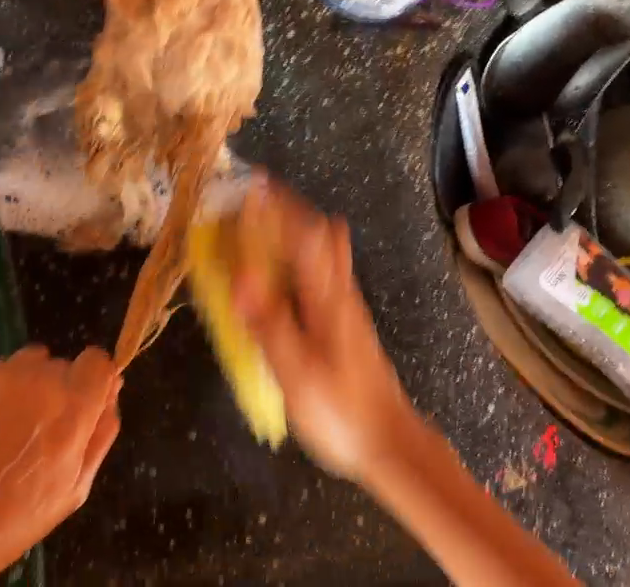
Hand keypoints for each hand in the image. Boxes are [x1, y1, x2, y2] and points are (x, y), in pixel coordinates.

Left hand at [0, 346, 120, 585]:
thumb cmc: (19, 513)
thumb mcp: (77, 486)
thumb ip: (101, 433)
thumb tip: (112, 393)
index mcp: (73, 406)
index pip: (98, 361)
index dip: (94, 379)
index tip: (84, 401)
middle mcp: (41, 378)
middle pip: (62, 365)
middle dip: (59, 389)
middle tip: (39, 430)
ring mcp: (2, 373)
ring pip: (29, 362)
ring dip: (28, 383)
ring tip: (8, 426)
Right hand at [231, 179, 415, 480]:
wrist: (390, 444)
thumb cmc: (341, 410)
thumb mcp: (297, 373)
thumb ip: (268, 324)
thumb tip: (239, 277)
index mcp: (327, 298)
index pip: (304, 236)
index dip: (279, 207)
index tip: (256, 185)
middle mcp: (340, 293)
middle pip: (320, 235)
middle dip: (290, 210)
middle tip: (259, 197)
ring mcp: (347, 308)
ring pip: (326, 253)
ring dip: (298, 229)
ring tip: (270, 222)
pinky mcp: (347, 324)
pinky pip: (325, 273)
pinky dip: (304, 256)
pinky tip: (290, 270)